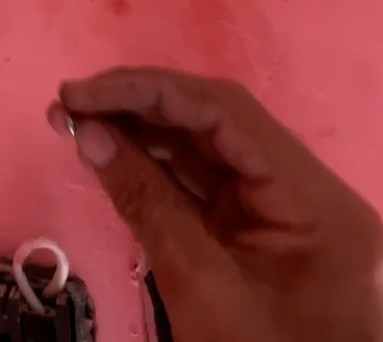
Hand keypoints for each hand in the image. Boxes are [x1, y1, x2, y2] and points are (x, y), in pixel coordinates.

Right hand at [51, 68, 382, 341]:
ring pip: (204, 147)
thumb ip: (145, 200)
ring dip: (138, 131)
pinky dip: (154, 166)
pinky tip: (111, 156)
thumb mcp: (202, 290)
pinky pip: (202, 181)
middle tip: (68, 104)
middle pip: (214, 121)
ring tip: (75, 124)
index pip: (223, 111)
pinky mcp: (261, 233)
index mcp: (315, 200)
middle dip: (137, 106)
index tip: (78, 94)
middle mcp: (306, 191)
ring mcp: (284, 213)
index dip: (145, 90)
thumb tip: (85, 130)